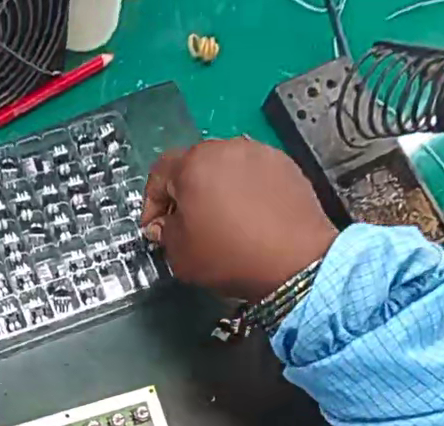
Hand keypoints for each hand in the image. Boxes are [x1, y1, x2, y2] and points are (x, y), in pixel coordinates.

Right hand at [141, 137, 339, 300]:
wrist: (292, 260)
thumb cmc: (228, 257)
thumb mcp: (181, 255)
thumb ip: (165, 234)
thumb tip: (163, 224)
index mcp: (193, 165)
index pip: (159, 174)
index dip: (151, 203)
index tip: (154, 228)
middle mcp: (225, 148)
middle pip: (193, 166)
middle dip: (184, 194)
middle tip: (186, 225)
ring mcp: (258, 152)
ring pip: (224, 168)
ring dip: (215, 190)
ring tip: (220, 222)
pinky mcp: (284, 164)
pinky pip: (252, 174)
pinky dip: (243, 192)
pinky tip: (248, 219)